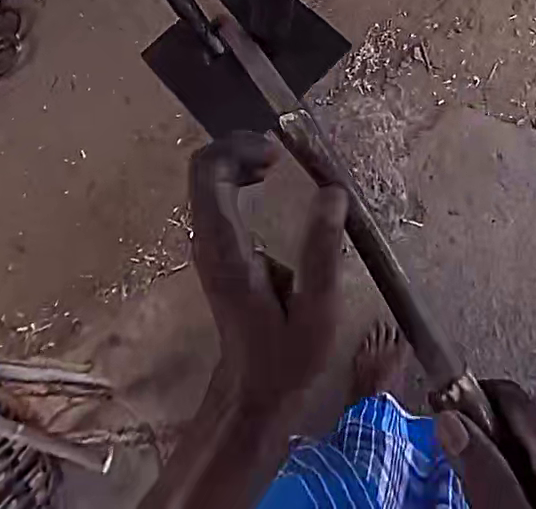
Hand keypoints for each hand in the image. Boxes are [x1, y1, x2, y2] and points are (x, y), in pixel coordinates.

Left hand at [189, 133, 347, 407]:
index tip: (277, 155)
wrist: (254, 389)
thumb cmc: (287, 355)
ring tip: (274, 163)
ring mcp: (205, 241)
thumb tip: (333, 192)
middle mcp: (205, 237)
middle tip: (279, 155)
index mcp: (225, 246)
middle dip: (238, 147)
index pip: (207, 173)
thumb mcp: (316, 310)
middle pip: (202, 168)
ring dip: (236, 159)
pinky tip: (263, 181)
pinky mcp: (212, 246)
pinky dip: (235, 174)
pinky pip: (213, 193)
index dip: (237, 149)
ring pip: (205, 178)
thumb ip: (322, 251)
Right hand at [435, 380, 535, 508]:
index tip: (439, 422)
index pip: (507, 396)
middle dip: (480, 441)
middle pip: (516, 427)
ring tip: (480, 499)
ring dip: (496, 471)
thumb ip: (485, 474)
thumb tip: (451, 422)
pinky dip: (516, 492)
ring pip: (526, 460)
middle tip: (454, 468)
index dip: (467, 401)